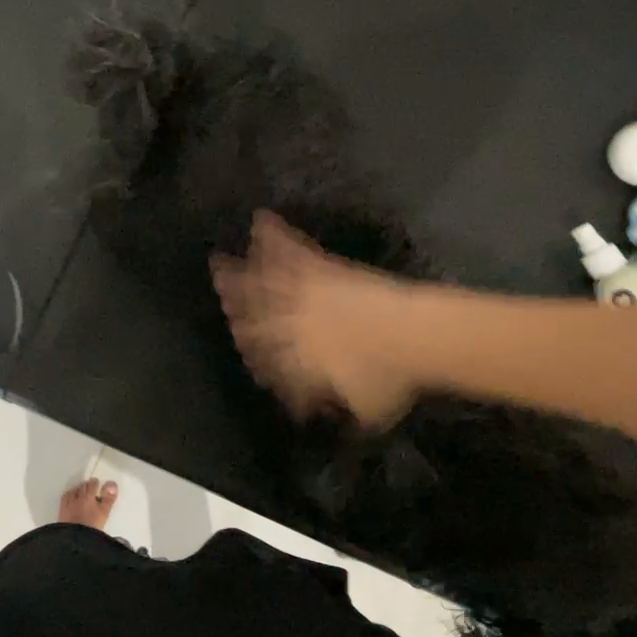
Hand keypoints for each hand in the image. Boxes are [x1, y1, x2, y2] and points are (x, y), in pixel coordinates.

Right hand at [211, 211, 429, 426]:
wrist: (417, 338)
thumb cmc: (393, 380)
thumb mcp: (364, 411)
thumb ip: (338, 412)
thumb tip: (320, 415)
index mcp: (294, 363)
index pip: (262, 361)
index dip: (253, 358)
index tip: (250, 356)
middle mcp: (289, 329)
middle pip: (249, 320)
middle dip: (233, 312)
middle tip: (221, 300)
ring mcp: (304, 296)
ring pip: (259, 285)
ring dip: (236, 275)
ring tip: (218, 264)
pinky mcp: (321, 271)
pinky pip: (291, 252)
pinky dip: (274, 236)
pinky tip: (261, 220)